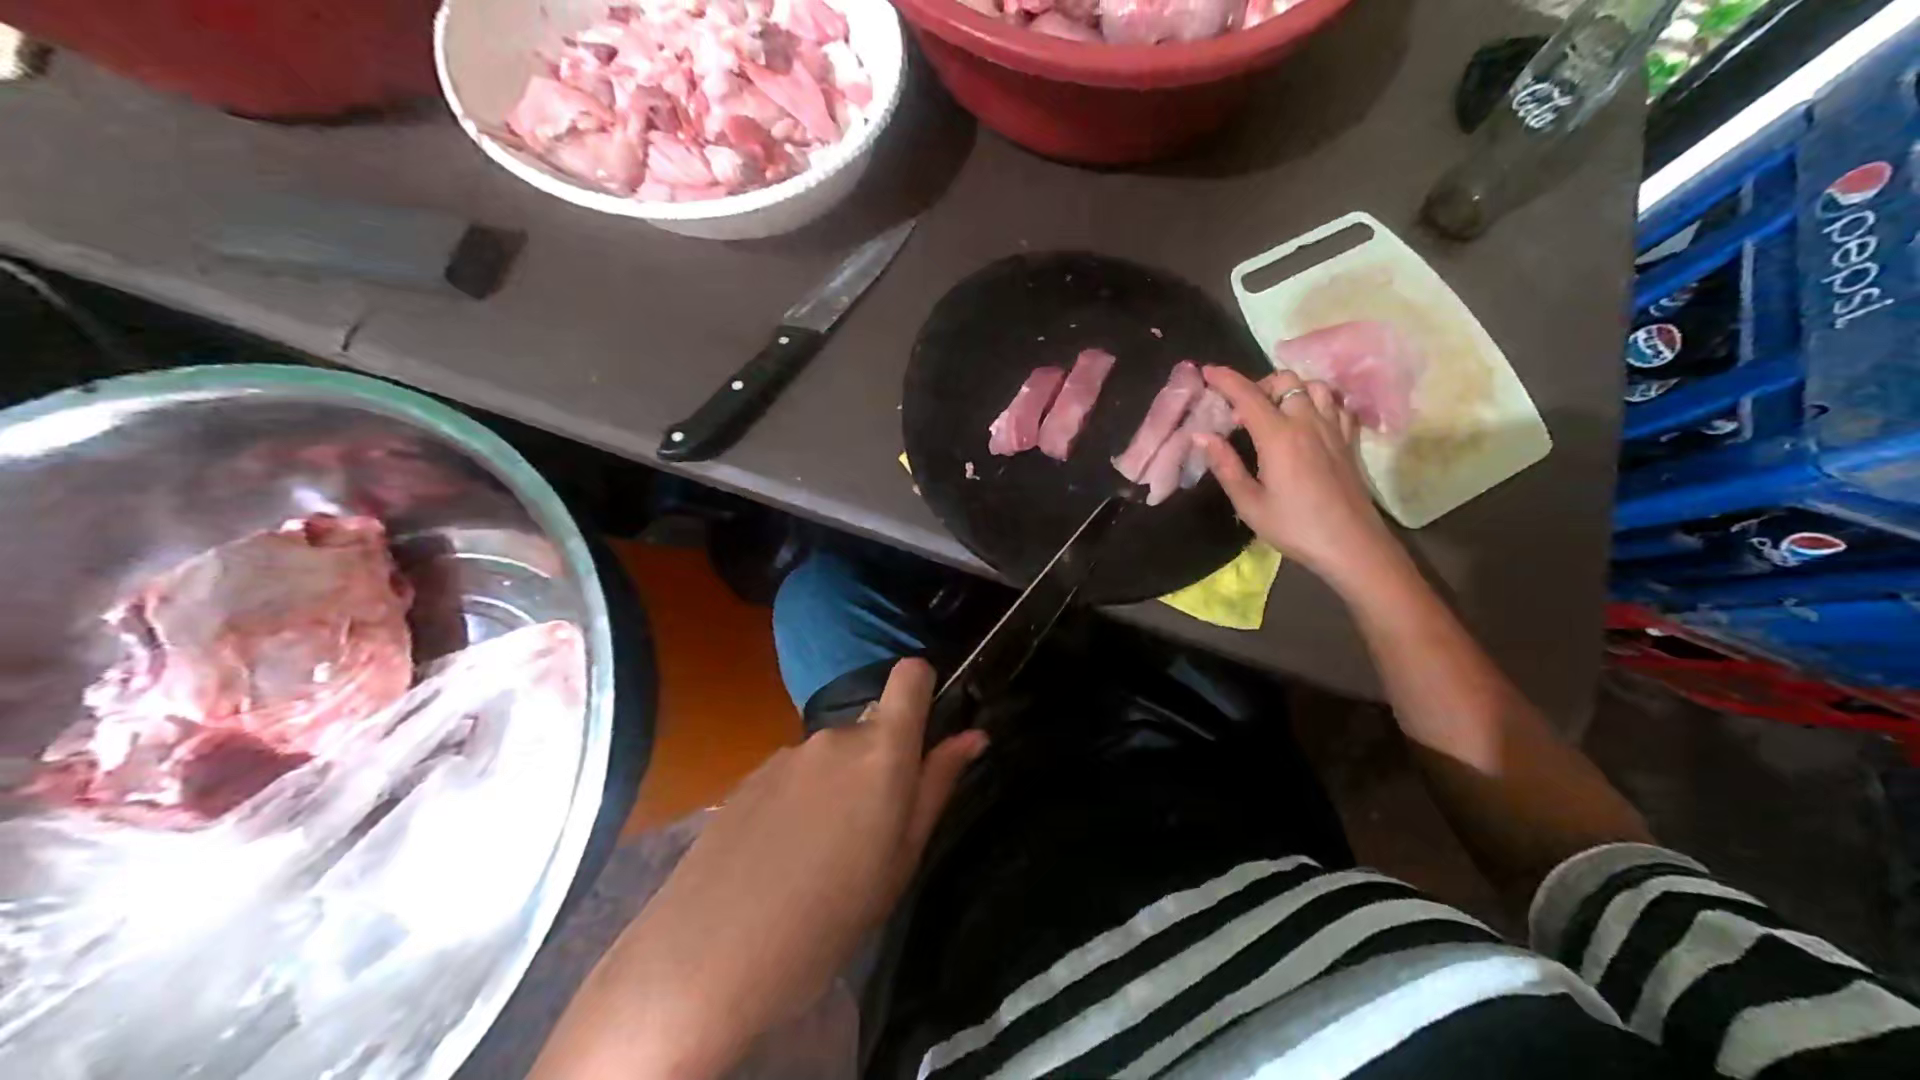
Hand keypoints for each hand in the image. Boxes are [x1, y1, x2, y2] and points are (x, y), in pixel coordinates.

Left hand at [533, 659, 986, 1079]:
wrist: (710, 955)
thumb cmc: (832, 917)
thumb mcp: (902, 859)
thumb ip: (937, 786)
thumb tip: (973, 736)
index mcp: (881, 752)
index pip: (910, 676)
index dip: (923, 689)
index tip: (925, 732)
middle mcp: (834, 737)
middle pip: (871, 727)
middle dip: (880, 764)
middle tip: (871, 834)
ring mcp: (786, 755)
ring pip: (831, 757)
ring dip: (837, 787)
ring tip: (820, 858)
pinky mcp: (748, 777)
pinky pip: (794, 775)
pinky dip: (800, 801)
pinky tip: (780, 858)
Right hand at [1194, 366, 1399, 589]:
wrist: (1352, 545)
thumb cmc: (1294, 527)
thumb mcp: (1249, 503)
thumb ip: (1225, 465)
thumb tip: (1202, 435)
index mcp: (1279, 437)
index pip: (1248, 396)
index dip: (1226, 380)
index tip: (1207, 371)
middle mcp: (1308, 422)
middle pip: (1284, 380)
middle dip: (1258, 385)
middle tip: (1241, 411)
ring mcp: (1334, 428)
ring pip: (1314, 386)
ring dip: (1290, 390)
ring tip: (1274, 412)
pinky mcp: (1349, 440)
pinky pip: (1336, 403)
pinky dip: (1318, 401)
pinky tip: (1308, 420)